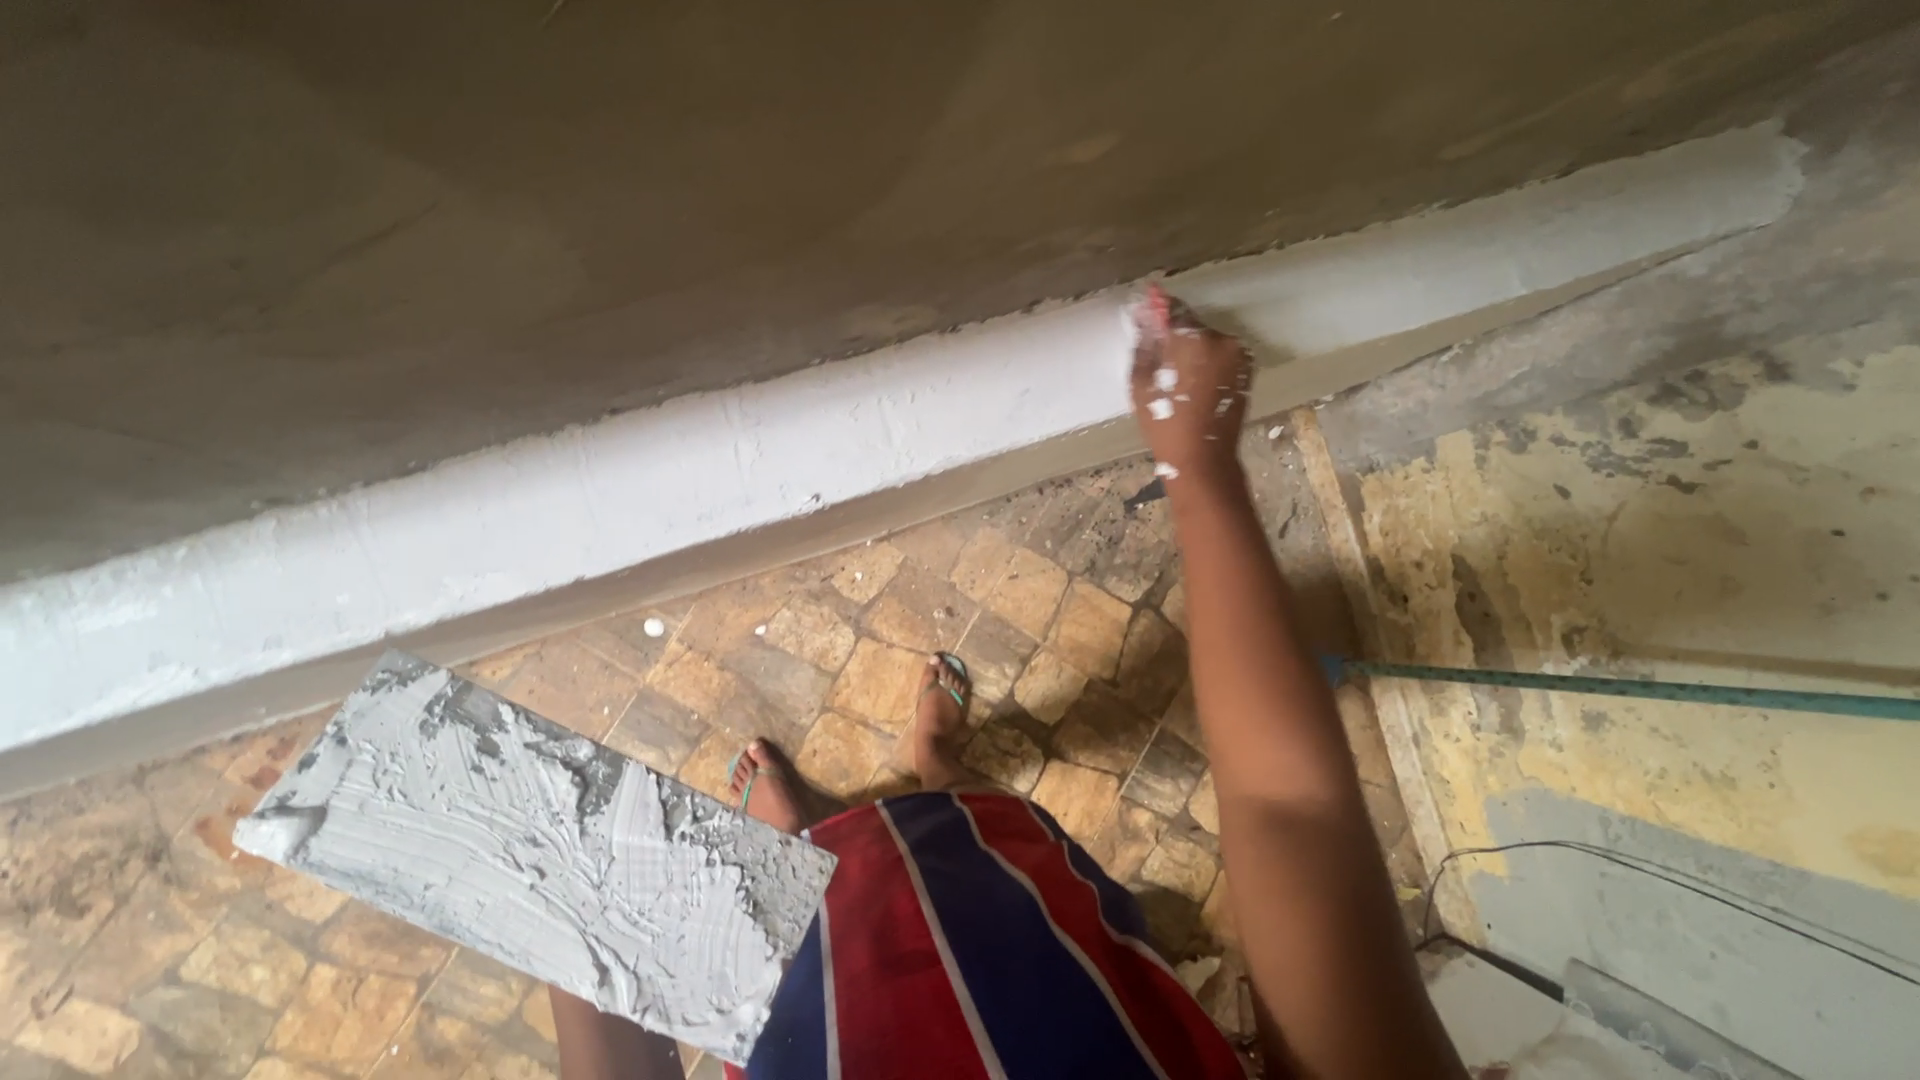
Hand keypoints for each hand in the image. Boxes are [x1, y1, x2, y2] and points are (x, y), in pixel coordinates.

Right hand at [1128, 283, 1252, 486]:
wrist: (1203, 458)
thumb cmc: (1166, 425)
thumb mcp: (1141, 385)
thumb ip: (1144, 346)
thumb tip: (1144, 322)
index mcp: (1193, 338)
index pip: (1173, 309)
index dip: (1158, 310)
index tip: (1147, 313)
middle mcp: (1221, 339)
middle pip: (1192, 326)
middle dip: (1176, 336)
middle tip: (1160, 357)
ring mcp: (1239, 355)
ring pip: (1208, 341)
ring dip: (1193, 350)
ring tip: (1178, 377)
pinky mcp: (1247, 371)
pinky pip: (1221, 356)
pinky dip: (1208, 362)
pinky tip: (1195, 384)